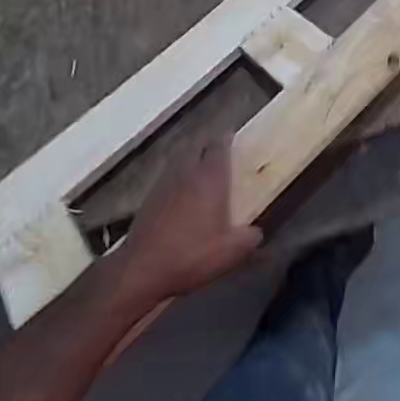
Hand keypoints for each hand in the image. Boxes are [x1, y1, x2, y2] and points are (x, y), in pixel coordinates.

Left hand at [115, 134, 262, 303]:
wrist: (142, 268)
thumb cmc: (191, 254)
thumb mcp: (231, 252)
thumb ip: (249, 239)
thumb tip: (257, 233)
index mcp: (209, 179)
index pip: (219, 146)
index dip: (226, 136)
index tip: (232, 132)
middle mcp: (187, 172)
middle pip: (196, 143)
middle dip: (207, 139)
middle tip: (217, 143)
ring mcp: (164, 182)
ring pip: (179, 156)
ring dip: (190, 152)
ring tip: (199, 158)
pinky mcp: (149, 196)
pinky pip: (167, 173)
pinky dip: (177, 171)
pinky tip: (180, 186)